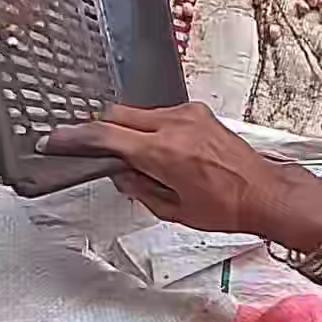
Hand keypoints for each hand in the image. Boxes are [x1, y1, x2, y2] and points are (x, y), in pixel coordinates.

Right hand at [42, 103, 321, 239]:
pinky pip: (161, 114)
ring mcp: (189, 114)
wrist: (266, 193)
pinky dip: (151, 128)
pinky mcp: (200, 112)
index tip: (55, 140)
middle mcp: (174, 125)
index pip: (105, 135)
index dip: (74, 138)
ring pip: (139, 113)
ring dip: (129, 131)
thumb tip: (119, 173)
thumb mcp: (173, 210)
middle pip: (117, 115)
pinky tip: (160, 151)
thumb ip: (138, 188)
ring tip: (139, 160)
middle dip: (101, 132)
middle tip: (96, 153)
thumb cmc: (227, 207)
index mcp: (163, 152)